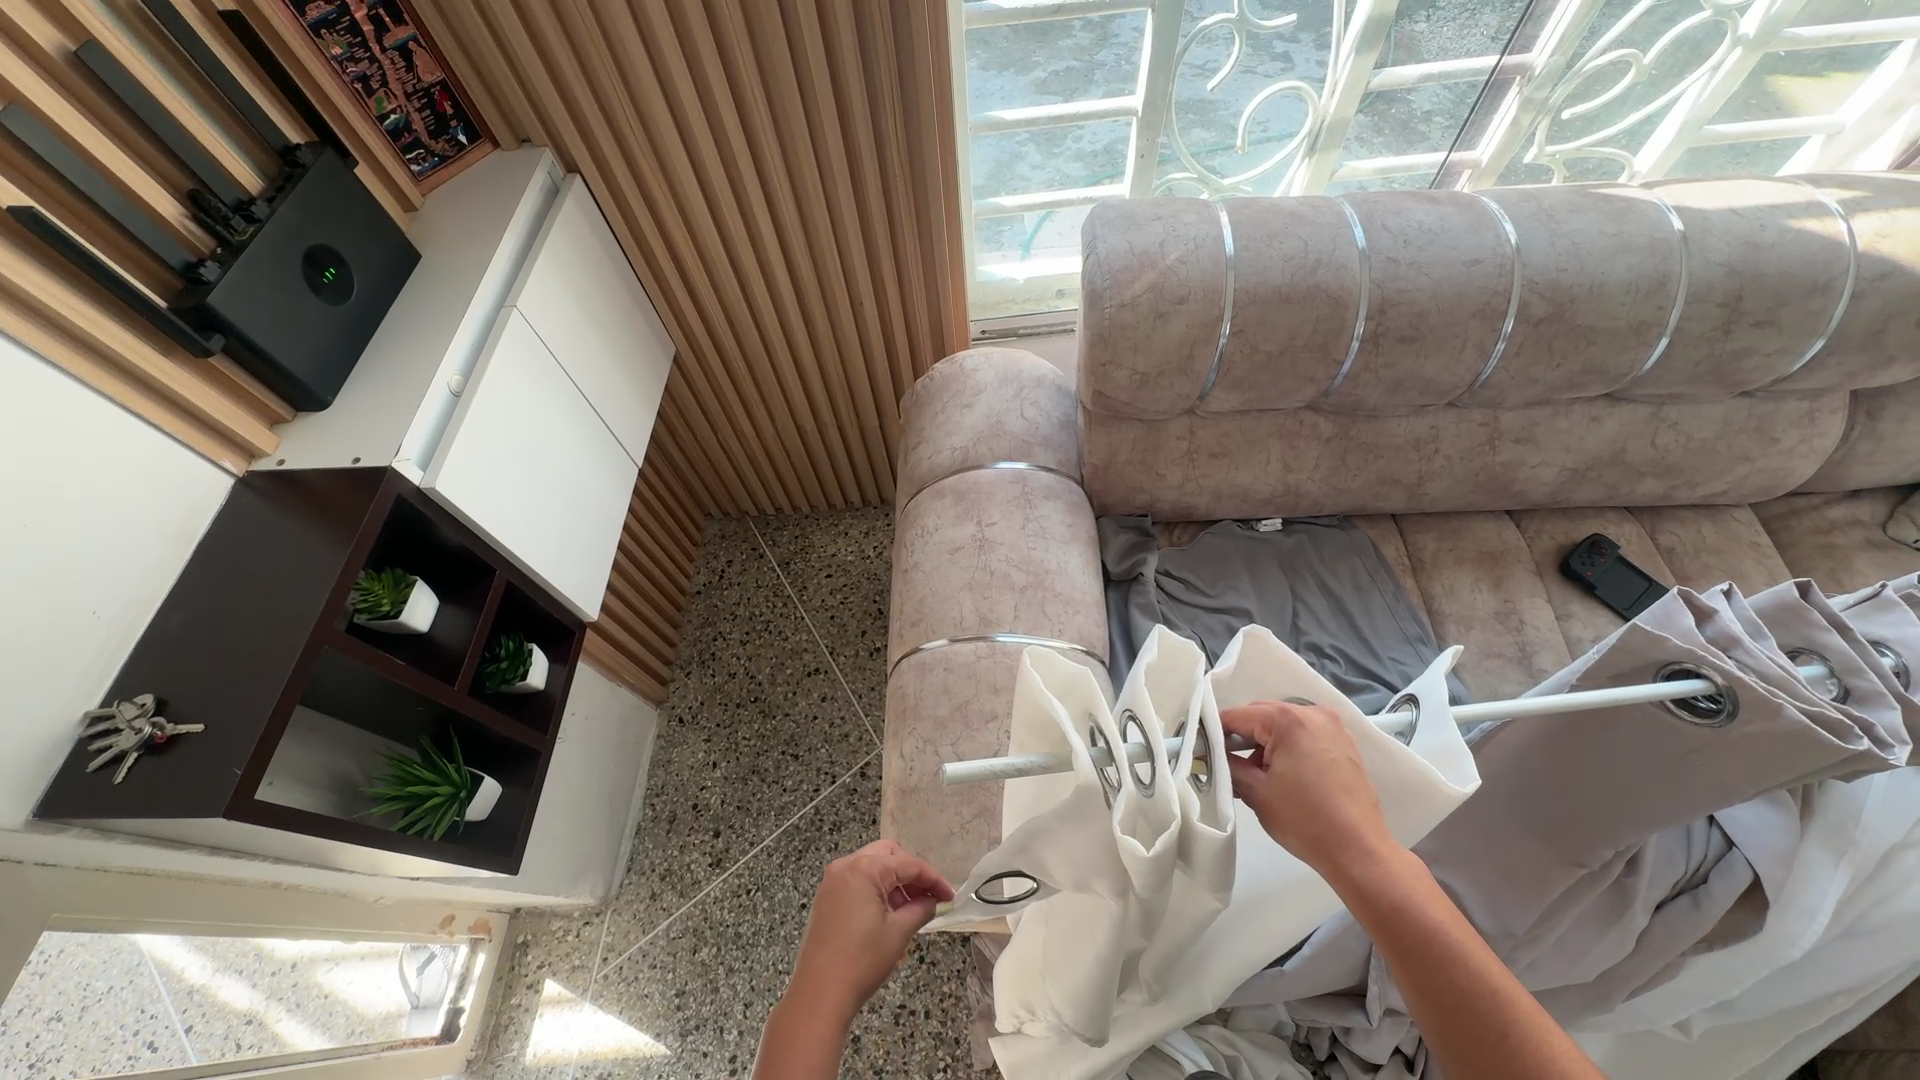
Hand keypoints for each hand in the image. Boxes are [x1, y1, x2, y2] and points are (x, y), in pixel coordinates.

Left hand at [785, 840, 955, 1022]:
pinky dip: (876, 888)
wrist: (819, 993)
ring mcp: (832, 880)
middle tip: (929, 897)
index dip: (934, 879)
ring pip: (872, 865)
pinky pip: (858, 880)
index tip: (950, 896)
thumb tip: (934, 901)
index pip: (909, 864)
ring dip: (894, 881)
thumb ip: (921, 909)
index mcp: (865, 869)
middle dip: (912, 873)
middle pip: (889, 854)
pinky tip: (888, 912)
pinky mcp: (826, 897)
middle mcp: (846, 866)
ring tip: (911, 909)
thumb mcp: (898, 933)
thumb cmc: (862, 961)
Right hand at [1223, 701, 1402, 886]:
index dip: (1215, 732)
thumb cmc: (1305, 820)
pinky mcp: (1344, 745)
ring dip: (1264, 743)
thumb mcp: (1256, 791)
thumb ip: (1228, 765)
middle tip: (1226, 765)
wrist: (1358, 850)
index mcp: (1289, 720)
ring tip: (1256, 776)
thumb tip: (1211, 755)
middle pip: (1262, 715)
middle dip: (1241, 737)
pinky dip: (1288, 748)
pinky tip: (1282, 777)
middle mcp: (1314, 714)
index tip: (1200, 749)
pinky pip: (1304, 736)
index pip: (1238, 716)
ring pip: (1284, 726)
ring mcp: (1334, 728)